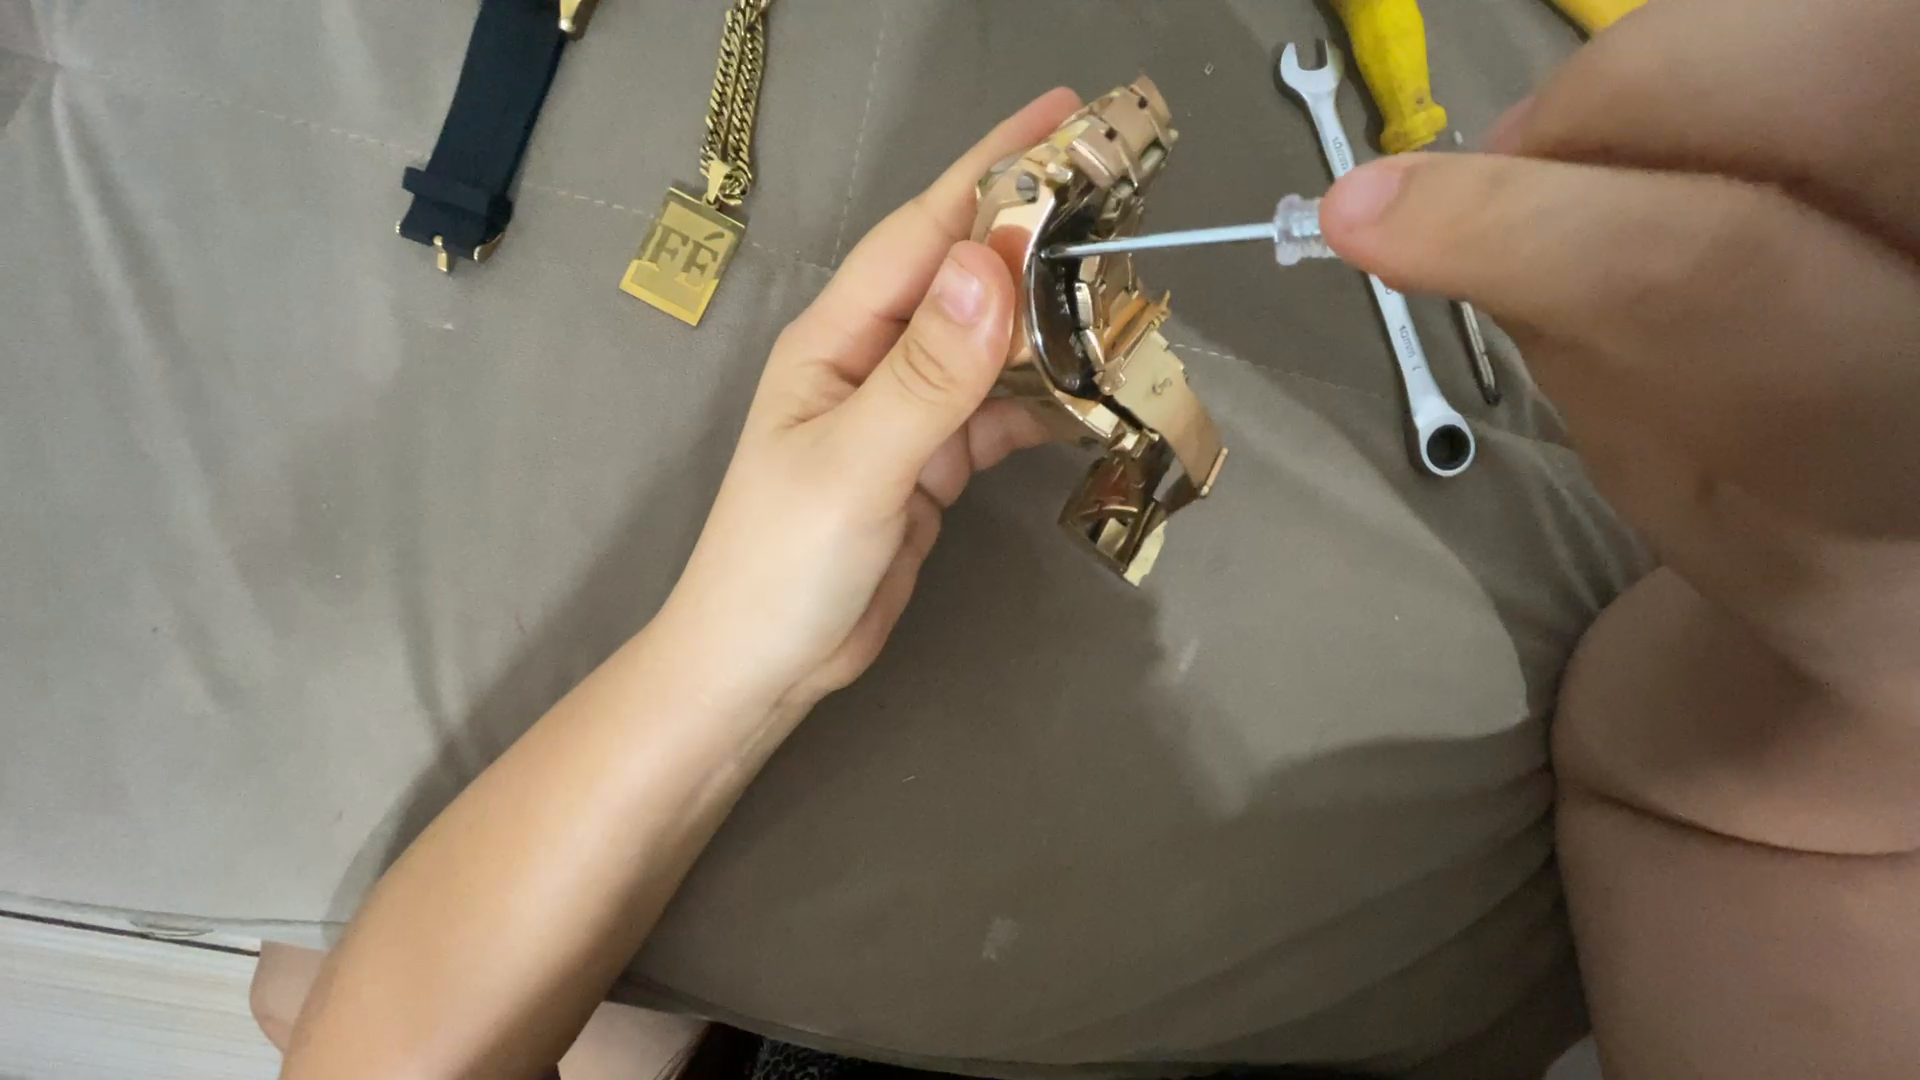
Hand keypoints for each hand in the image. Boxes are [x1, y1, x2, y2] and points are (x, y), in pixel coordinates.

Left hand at [657, 89, 1079, 720]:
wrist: (764, 665)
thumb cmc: (781, 565)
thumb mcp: (852, 467)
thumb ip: (922, 377)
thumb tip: (986, 270)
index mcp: (836, 341)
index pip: (920, 237)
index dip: (990, 175)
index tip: (1064, 120)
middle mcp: (871, 363)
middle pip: (962, 286)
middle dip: (1033, 247)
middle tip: (1118, 218)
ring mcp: (902, 416)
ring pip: (987, 353)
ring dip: (1046, 334)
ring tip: (1120, 313)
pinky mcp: (928, 466)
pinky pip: (993, 418)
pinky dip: (1038, 408)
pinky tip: (1085, 406)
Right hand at [1320, 0, 1919, 706]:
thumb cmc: (1765, 504)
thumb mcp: (1641, 457)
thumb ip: (1564, 324)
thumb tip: (1447, 208)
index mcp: (1879, 428)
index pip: (1690, 271)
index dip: (1507, 221)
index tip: (1352, 214)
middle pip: (1826, 66)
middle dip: (1603, 101)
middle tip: (1516, 175)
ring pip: (1832, 18)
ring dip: (1659, 78)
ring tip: (1610, 165)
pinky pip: (1834, 29)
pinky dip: (1720, 64)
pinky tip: (1699, 137)